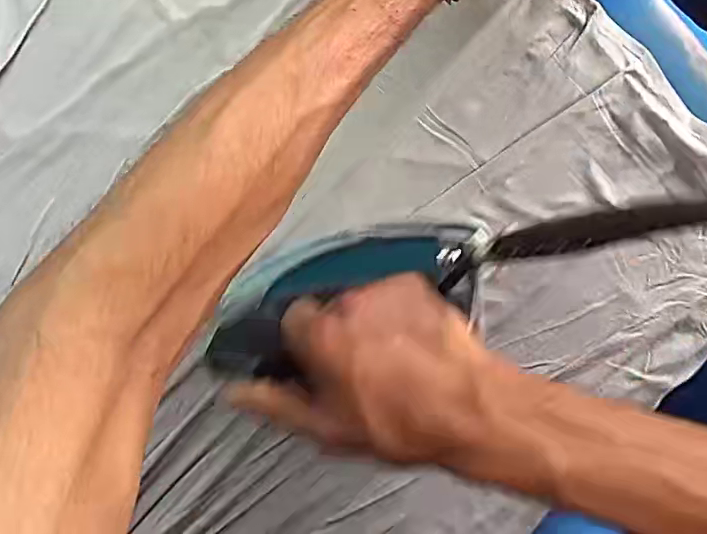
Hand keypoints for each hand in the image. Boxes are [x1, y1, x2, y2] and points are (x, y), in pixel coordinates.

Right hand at [225, 275, 518, 466]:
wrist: (465, 401)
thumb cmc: (405, 420)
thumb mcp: (330, 428)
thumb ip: (278, 402)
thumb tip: (241, 390)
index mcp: (321, 334)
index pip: (290, 315)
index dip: (298, 337)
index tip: (307, 353)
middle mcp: (348, 300)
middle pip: (327, 305)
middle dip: (334, 329)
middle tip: (354, 361)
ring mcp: (382, 285)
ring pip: (359, 297)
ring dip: (364, 317)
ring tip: (388, 350)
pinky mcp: (410, 279)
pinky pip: (389, 289)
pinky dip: (393, 306)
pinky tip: (407, 335)